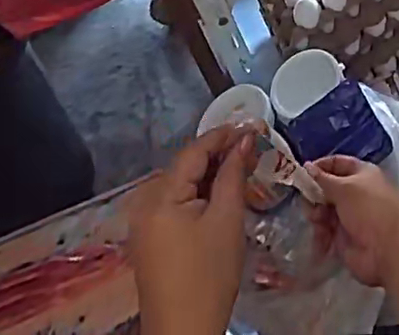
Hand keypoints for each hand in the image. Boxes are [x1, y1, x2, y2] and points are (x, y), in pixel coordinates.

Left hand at [128, 126, 255, 334]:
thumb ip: (234, 172)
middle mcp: (146, 206)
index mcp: (160, 199)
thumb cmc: (209, 273)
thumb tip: (245, 139)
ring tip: (244, 164)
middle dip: (219, 152)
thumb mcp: (227, 217)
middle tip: (253, 145)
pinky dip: (201, 192)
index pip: (193, 152)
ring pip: (183, 183)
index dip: (223, 135)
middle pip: (186, 166)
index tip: (252, 125)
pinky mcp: (152, 240)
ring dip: (212, 171)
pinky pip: (178, 202)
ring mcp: (146, 225)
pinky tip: (223, 191)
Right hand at [307, 155, 398, 287]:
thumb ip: (324, 180)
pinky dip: (320, 236)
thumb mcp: (346, 188)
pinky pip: (324, 232)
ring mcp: (348, 216)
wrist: (387, 248)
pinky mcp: (342, 238)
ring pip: (322, 211)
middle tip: (309, 205)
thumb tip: (307, 166)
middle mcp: (353, 192)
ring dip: (316, 217)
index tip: (300, 175)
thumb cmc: (369, 209)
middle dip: (314, 196)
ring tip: (319, 224)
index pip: (336, 164)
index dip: (319, 167)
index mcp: (360, 173)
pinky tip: (322, 243)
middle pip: (326, 189)